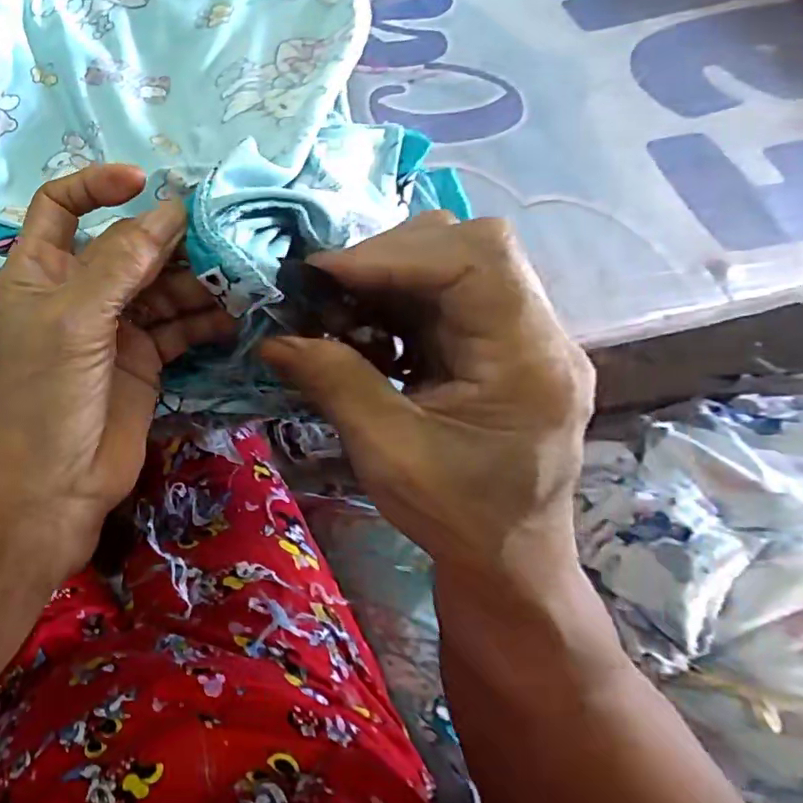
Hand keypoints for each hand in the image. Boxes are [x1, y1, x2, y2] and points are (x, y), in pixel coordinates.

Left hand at [0, 165, 236, 579]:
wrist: (54, 486)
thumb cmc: (46, 396)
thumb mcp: (76, 320)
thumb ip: (121, 262)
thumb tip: (169, 209)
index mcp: (39, 271)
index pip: (60, 205)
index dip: (96, 186)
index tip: (143, 182)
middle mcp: (75, 291)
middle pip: (126, 243)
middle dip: (169, 236)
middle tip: (223, 233)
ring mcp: (111, 325)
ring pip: (159, 282)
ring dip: (196, 276)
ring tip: (238, 275)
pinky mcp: (143, 358)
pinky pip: (179, 323)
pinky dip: (205, 316)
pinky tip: (234, 315)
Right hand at [259, 213, 593, 588]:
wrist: (506, 556)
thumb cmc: (456, 512)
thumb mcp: (387, 451)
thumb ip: (334, 383)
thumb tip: (272, 338)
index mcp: (527, 360)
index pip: (476, 261)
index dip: (392, 254)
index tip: (321, 276)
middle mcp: (531, 333)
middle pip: (467, 246)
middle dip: (383, 258)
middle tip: (322, 294)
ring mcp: (511, 336)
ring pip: (449, 262)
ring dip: (380, 278)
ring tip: (334, 314)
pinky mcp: (485, 345)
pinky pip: (435, 294)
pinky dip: (385, 301)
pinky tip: (356, 333)